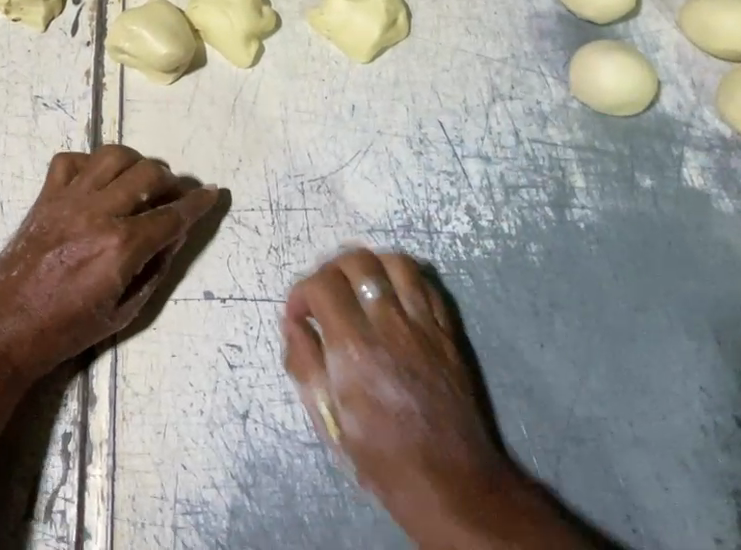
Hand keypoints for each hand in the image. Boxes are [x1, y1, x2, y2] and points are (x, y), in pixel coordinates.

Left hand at [0, 146, 220, 380]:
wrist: (8, 327)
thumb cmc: (69, 329)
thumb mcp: (126, 311)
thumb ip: (155, 268)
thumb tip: (175, 234)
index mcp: (121, 246)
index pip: (171, 214)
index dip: (198, 203)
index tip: (212, 193)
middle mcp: (97, 213)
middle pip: (148, 174)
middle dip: (171, 181)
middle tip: (174, 195)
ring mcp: (68, 200)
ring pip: (112, 156)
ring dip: (135, 163)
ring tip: (140, 181)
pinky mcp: (44, 197)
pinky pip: (70, 161)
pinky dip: (89, 164)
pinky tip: (98, 182)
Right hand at [282, 249, 515, 514]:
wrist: (446, 479)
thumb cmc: (378, 454)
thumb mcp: (326, 418)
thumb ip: (304, 363)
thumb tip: (293, 324)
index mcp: (353, 348)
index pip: (321, 284)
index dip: (301, 292)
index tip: (299, 315)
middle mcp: (388, 325)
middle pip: (358, 261)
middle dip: (331, 269)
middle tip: (326, 295)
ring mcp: (423, 325)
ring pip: (396, 262)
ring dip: (370, 266)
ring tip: (359, 287)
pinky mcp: (447, 332)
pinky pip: (427, 283)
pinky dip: (404, 277)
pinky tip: (393, 295)